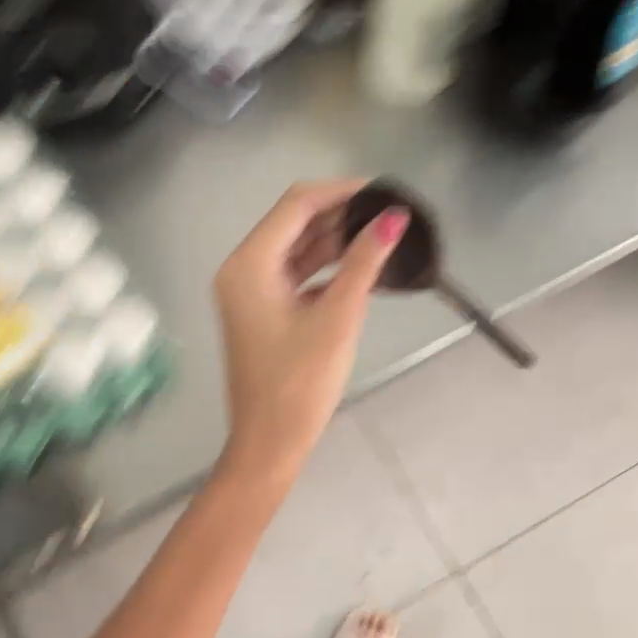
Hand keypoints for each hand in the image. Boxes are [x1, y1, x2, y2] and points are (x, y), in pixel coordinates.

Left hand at [214, 180, 407, 479]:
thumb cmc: (299, 385)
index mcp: (249, 265)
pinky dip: (327, 272)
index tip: (384, 193)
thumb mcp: (336, 319)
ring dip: (337, 244)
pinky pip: (298, 278)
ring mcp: (251, 294)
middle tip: (390, 218)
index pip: (297, 205)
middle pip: (295, 224)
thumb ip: (364, 264)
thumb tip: (394, 218)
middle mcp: (243, 270)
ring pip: (298, 251)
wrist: (270, 445)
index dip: (342, 193)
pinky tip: (363, 272)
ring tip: (384, 241)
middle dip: (342, 218)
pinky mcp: (264, 314)